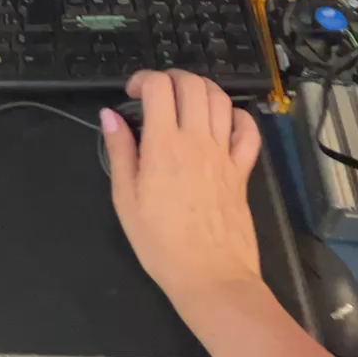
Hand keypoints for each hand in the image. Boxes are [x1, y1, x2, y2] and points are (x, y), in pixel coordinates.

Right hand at [100, 69, 262, 305]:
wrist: (211, 279)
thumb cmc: (161, 243)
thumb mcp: (125, 200)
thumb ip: (119, 151)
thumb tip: (109, 115)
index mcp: (164, 146)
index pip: (158, 87)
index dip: (143, 78)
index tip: (133, 92)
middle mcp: (197, 141)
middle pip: (192, 84)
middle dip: (172, 77)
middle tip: (158, 92)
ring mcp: (224, 153)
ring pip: (220, 98)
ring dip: (201, 88)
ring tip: (186, 100)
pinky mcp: (243, 170)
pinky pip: (247, 129)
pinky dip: (236, 115)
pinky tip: (221, 121)